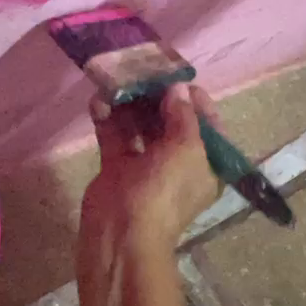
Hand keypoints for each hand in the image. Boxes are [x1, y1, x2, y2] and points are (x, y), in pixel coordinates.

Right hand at [80, 83, 222, 251]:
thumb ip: (183, 115)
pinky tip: (98, 101)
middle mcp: (178, 163)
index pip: (207, 124)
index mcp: (206, 164)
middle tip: (142, 72)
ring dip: (129, 104)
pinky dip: (107, 118)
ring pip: (139, 126)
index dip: (194, 100)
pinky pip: (114, 136)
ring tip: (117, 80)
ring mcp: (145, 165)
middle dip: (156, 97)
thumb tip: (178, 88)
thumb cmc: (163, 191)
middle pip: (170, 121)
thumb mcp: (186, 150)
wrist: (120, 233)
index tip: (176, 77)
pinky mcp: (116, 167)